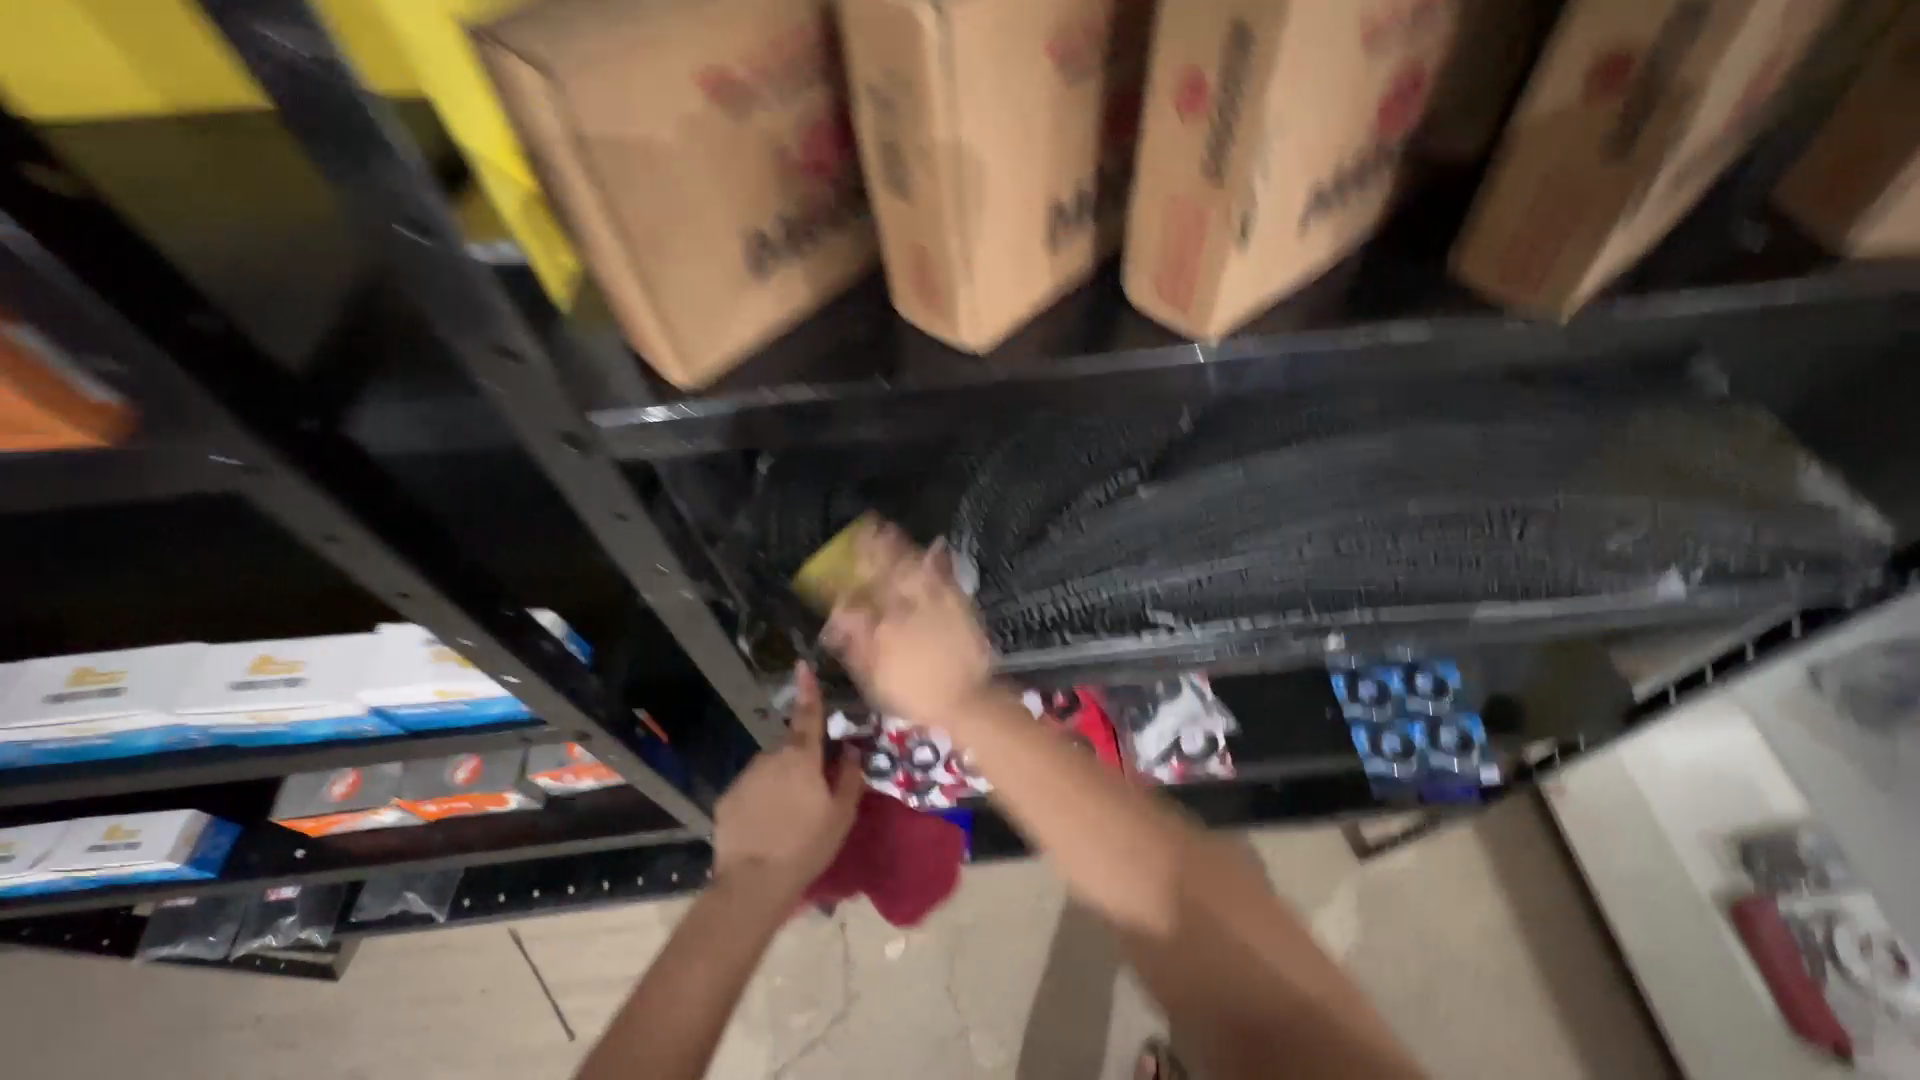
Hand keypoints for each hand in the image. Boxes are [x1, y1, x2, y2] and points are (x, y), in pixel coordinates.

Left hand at [712, 663, 862, 901]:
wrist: (753, 883)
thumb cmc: (807, 846)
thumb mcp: (841, 815)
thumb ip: (848, 776)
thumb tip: (850, 750)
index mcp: (801, 758)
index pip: (808, 716)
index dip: (808, 690)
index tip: (802, 666)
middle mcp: (770, 758)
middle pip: (791, 751)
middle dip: (802, 763)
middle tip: (813, 797)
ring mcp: (745, 777)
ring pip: (770, 770)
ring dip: (781, 783)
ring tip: (788, 820)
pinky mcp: (727, 799)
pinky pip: (751, 791)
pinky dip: (761, 801)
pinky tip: (766, 829)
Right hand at [822, 520, 994, 728]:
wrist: (965, 701)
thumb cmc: (915, 696)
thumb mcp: (874, 679)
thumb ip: (854, 646)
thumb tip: (837, 619)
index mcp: (881, 626)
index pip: (857, 597)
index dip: (846, 581)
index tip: (835, 570)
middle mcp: (905, 608)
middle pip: (884, 573)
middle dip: (871, 551)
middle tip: (863, 530)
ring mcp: (934, 603)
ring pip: (912, 568)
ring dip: (899, 547)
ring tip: (888, 529)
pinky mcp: (958, 604)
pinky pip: (945, 575)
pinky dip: (938, 560)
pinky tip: (935, 546)